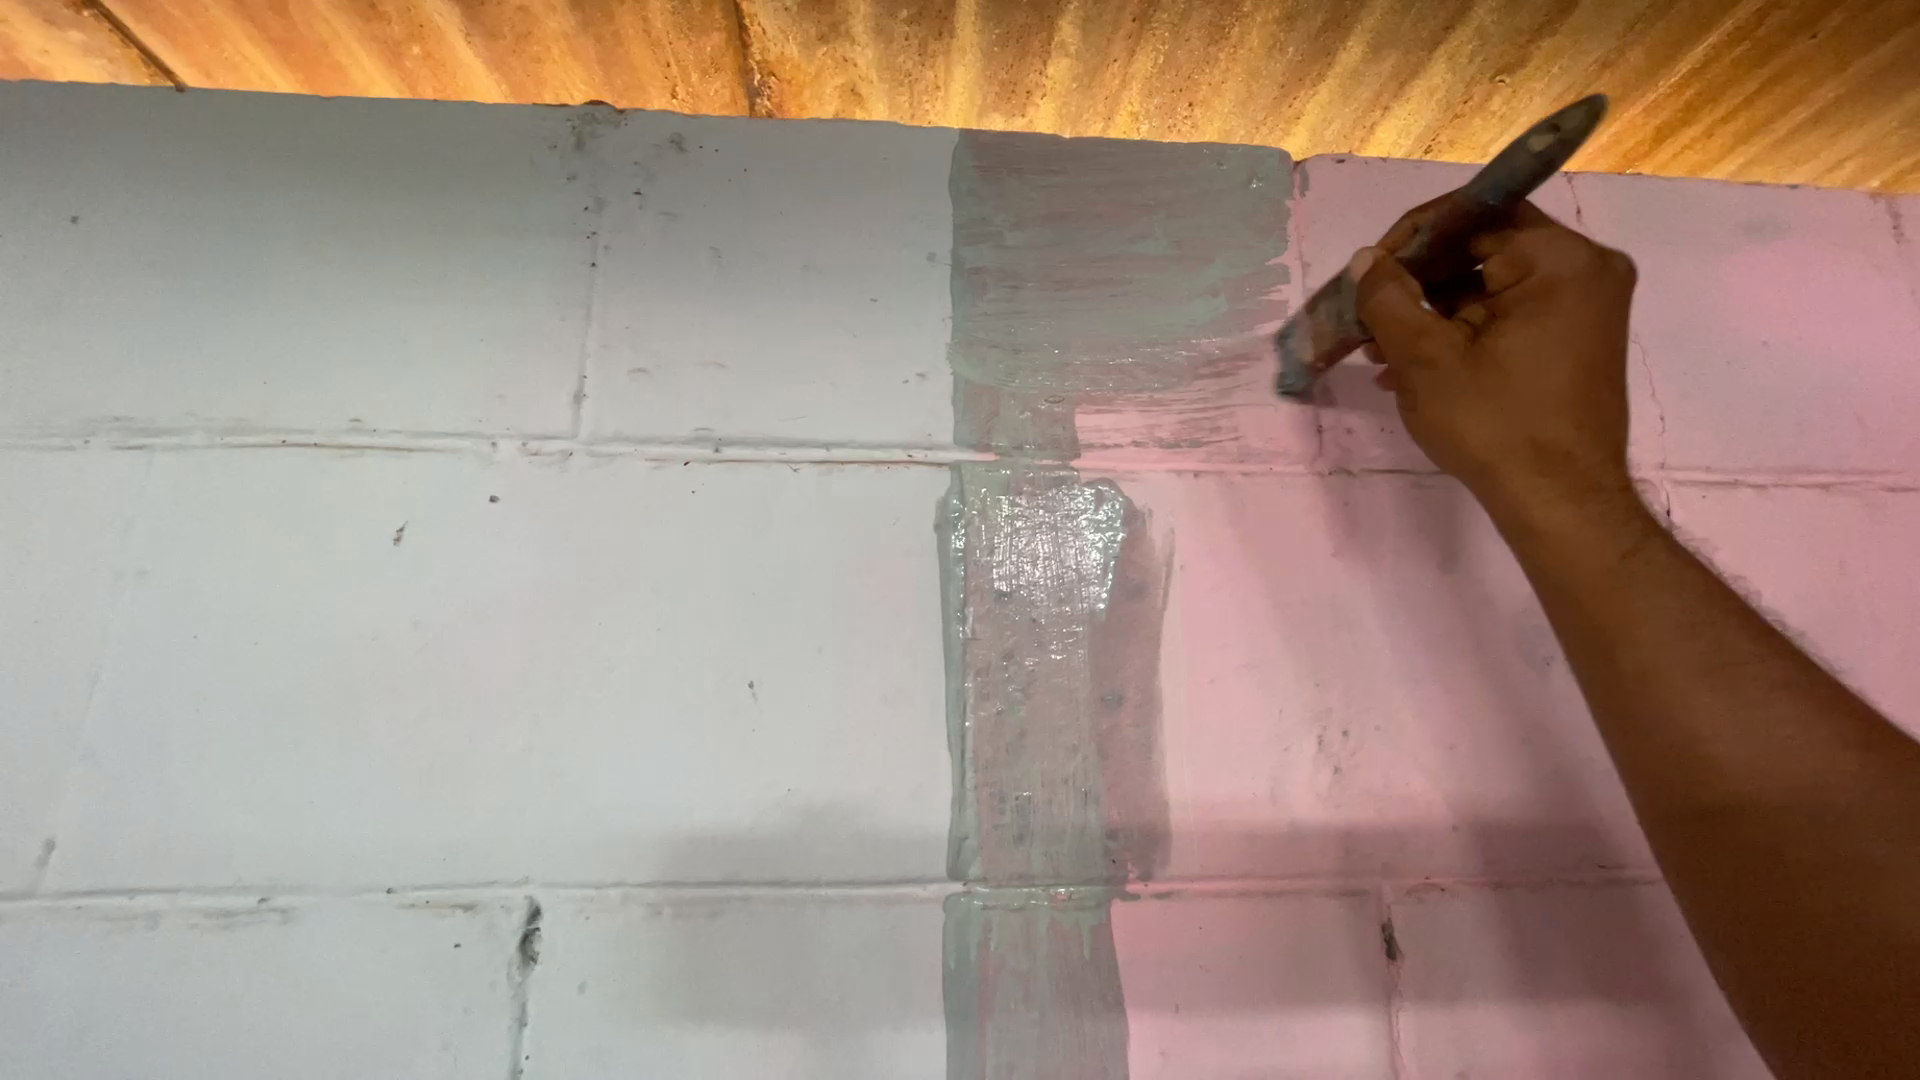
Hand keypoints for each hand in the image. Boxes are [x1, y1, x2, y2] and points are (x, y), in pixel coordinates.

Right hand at [1352, 201, 1638, 515]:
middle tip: (1368, 315)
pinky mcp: (1570, 341)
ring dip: (1430, 313)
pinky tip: (1410, 368)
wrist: (1555, 497)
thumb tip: (1366, 261)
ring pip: (1489, 287)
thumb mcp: (1425, 358)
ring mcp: (1582, 308)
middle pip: (1483, 249)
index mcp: (1560, 262)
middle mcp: (1584, 271)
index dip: (1415, 237)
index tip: (1370, 273)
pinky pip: (1505, 317)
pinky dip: (1458, 333)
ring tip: (1379, 351)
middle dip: (1418, 281)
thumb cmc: (1493, 422)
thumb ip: (1389, 299)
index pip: (1479, 214)